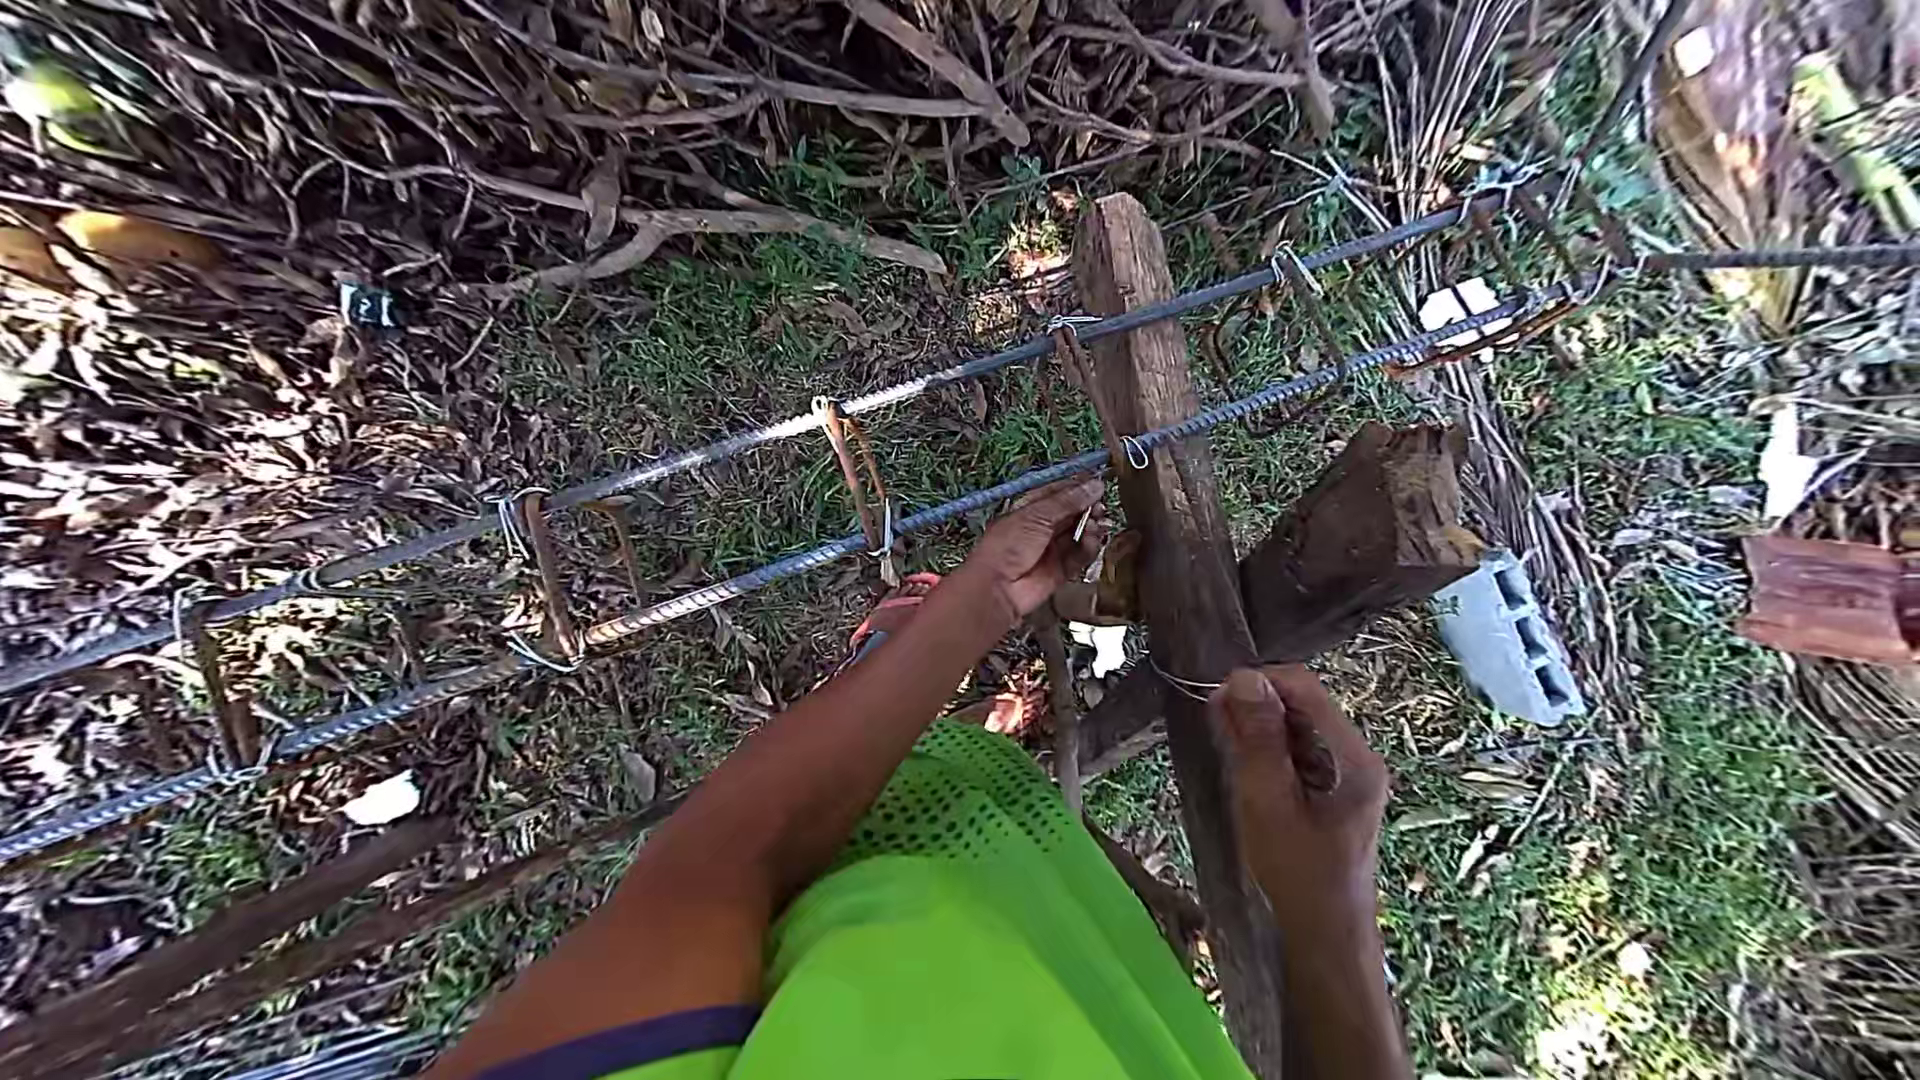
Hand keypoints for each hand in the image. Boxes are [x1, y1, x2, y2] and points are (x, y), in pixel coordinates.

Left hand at [958, 477, 1105, 628]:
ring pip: (1079, 534)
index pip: (1058, 493)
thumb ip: (1067, 501)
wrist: (998, 587)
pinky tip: (1091, 541)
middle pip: (1072, 514)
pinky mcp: (1062, 570)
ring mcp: (1051, 549)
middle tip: (1100, 507)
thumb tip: (1095, 485)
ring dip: (1091, 527)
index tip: (1097, 483)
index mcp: (1029, 509)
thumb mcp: (1036, 515)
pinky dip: (1089, 547)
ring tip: (1095, 525)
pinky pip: (1081, 555)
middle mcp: (1041, 528)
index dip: (1077, 488)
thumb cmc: (1008, 545)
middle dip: (1088, 508)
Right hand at [1211, 665, 1388, 936]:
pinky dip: (1263, 745)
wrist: (1321, 934)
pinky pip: (1292, 743)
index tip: (1216, 702)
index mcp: (1352, 757)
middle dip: (1253, 706)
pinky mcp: (1330, 781)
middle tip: (1218, 729)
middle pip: (1299, 700)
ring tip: (1228, 749)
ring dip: (1255, 726)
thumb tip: (1243, 676)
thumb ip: (1258, 737)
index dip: (1257, 683)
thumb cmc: (1294, 872)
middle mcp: (1355, 754)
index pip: (1303, 686)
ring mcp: (1344, 768)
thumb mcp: (1267, 800)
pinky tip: (1244, 764)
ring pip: (1292, 720)